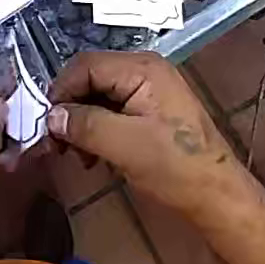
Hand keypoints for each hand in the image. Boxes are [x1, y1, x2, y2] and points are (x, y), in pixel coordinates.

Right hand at [47, 51, 255, 222]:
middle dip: (69, 110)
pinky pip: (110, 111)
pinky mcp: (148, 111)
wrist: (218, 197)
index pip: (85, 66)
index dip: (61, 92)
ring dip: (80, 124)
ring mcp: (147, 91)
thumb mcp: (124, 145)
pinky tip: (92, 156)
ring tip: (76, 155)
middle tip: (57, 144)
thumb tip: (51, 117)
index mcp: (142, 69)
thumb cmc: (175, 168)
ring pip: (97, 96)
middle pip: (89, 79)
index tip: (47, 125)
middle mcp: (144, 71)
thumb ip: (85, 125)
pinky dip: (95, 131)